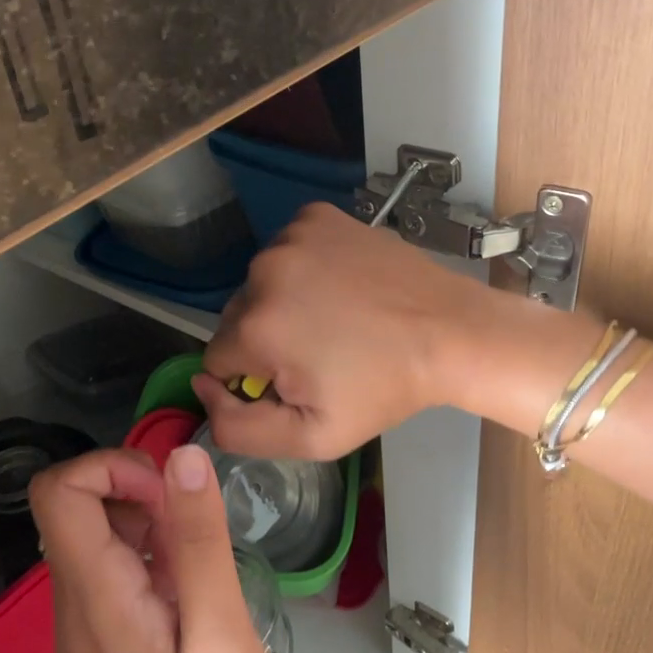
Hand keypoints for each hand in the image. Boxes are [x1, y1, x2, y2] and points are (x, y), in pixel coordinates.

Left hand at [29, 447, 274, 652]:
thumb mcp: (218, 632)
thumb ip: (199, 540)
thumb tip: (182, 455)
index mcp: (93, 597)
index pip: (58, 492)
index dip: (111, 468)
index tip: (168, 495)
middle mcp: (72, 607)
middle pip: (76, 510)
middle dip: (139, 496)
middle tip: (196, 536)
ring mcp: (82, 631)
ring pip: (96, 541)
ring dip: (149, 530)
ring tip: (199, 570)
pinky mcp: (101, 650)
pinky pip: (110, 578)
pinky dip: (149, 563)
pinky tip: (190, 598)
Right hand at [192, 203, 497, 459]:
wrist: (450, 331)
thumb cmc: (384, 389)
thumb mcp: (312, 436)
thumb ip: (237, 428)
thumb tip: (202, 387)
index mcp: (255, 326)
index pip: (218, 360)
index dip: (254, 379)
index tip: (299, 380)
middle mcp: (263, 271)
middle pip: (237, 318)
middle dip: (267, 340)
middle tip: (323, 352)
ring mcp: (292, 236)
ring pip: (262, 283)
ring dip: (284, 301)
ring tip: (337, 318)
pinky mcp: (317, 216)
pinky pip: (288, 248)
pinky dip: (304, 266)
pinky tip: (341, 284)